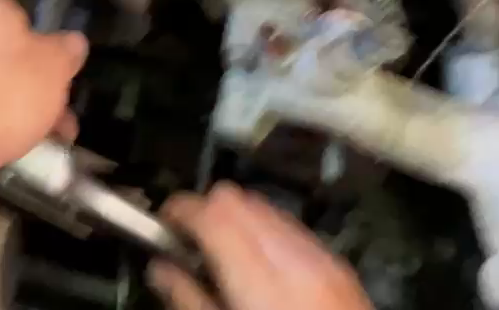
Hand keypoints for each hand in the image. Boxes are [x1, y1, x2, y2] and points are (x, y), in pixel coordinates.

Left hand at [0, 0, 87, 206]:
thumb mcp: (52, 68)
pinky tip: (0, 153)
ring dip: (12, 112)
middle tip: (60, 122)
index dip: (45, 49)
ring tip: (40, 148)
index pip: (22, 16)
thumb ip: (66, 52)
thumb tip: (72, 41)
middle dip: (33, 89)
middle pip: (4, 54)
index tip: (62, 81)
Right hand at [150, 184, 371, 309]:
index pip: (208, 212)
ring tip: (225, 255)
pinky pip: (290, 226)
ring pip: (262, 205)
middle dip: (205, 211)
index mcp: (259, 283)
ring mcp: (320, 260)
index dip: (177, 210)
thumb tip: (160, 268)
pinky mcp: (338, 267)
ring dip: (235, 218)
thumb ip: (189, 300)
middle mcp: (291, 258)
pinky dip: (266, 232)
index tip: (163, 225)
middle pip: (233, 198)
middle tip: (191, 244)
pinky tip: (262, 267)